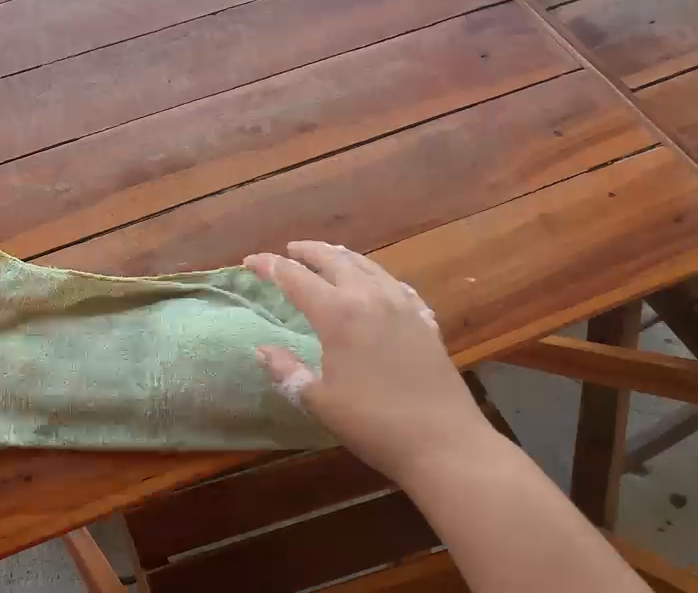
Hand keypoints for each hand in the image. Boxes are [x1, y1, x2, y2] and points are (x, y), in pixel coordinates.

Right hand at [244, 242, 490, 483]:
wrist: (449, 447)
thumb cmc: (375, 425)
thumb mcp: (319, 402)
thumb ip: (286, 371)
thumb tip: (262, 350)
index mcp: (337, 314)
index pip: (293, 276)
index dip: (268, 266)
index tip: (249, 262)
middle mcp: (369, 299)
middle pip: (332, 259)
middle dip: (306, 251)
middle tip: (288, 250)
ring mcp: (402, 308)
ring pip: (367, 266)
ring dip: (341, 256)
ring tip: (328, 255)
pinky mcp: (426, 324)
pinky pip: (397, 286)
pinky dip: (378, 276)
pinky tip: (378, 284)